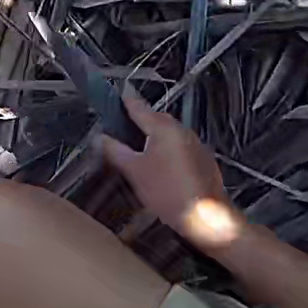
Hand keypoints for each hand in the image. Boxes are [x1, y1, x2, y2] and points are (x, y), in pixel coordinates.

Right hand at [97, 91, 244, 251]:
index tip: (118, 89)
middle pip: (156, 118)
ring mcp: (195, 144)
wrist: (208, 218)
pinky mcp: (203, 159)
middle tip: (122, 125)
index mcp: (163, 127)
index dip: (126, 99)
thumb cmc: (167, 191)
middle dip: (140, 118)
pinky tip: (159, 163)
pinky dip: (166, 147)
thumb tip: (99, 136)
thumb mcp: (134, 171)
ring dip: (154, 134)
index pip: (139, 106)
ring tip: (137, 145)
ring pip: (169, 132)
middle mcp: (181, 130)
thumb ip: (115, 151)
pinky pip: (179, 145)